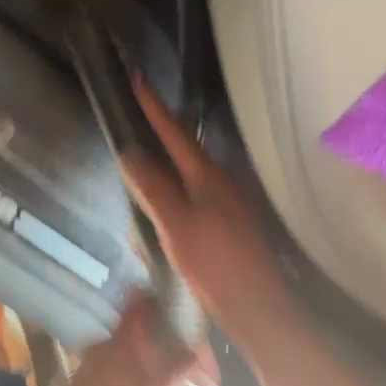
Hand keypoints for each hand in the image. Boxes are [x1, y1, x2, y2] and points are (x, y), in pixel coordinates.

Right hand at [121, 81, 295, 333]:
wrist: (256, 306)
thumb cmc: (214, 266)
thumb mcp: (176, 227)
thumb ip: (153, 189)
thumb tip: (129, 152)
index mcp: (208, 176)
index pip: (175, 134)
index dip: (154, 108)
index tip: (136, 78)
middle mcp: (221, 183)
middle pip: (183, 151)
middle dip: (159, 136)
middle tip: (135, 120)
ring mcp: (228, 204)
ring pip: (189, 177)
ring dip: (166, 173)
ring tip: (144, 172)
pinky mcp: (229, 225)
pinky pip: (193, 200)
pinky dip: (174, 199)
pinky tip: (165, 214)